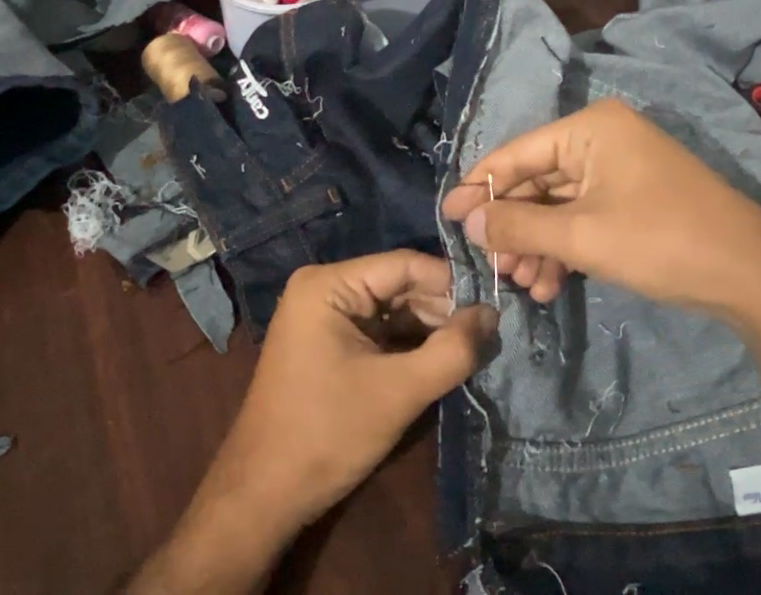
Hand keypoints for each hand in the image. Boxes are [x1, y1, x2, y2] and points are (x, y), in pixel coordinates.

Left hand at [129, 252, 494, 592]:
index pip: (406, 265)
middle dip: (445, 309)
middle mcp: (324, 288)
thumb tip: (493, 313)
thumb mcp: (400, 391)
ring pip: (395, 309)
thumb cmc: (327, 434)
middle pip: (401, 285)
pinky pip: (381, 331)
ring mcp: (325, 316)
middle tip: (492, 332)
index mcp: (329, 284)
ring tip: (476, 348)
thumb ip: (453, 350)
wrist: (264, 495)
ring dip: (432, 330)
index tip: (497, 304)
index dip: (453, 283)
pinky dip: (412, 346)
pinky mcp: (330, 344)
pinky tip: (446, 360)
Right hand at [440, 99, 760, 317]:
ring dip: (537, 245)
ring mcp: (621, 169)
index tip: (447, 220)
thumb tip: (467, 219)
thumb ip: (517, 224)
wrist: (751, 274)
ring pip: (558, 205)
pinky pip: (584, 218)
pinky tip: (551, 285)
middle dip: (514, 227)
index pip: (516, 153)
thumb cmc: (661, 241)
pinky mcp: (634, 200)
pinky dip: (565, 248)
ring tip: (525, 287)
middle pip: (536, 181)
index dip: (478, 187)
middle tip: (494, 269)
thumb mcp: (581, 235)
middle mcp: (603, 138)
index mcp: (590, 127)